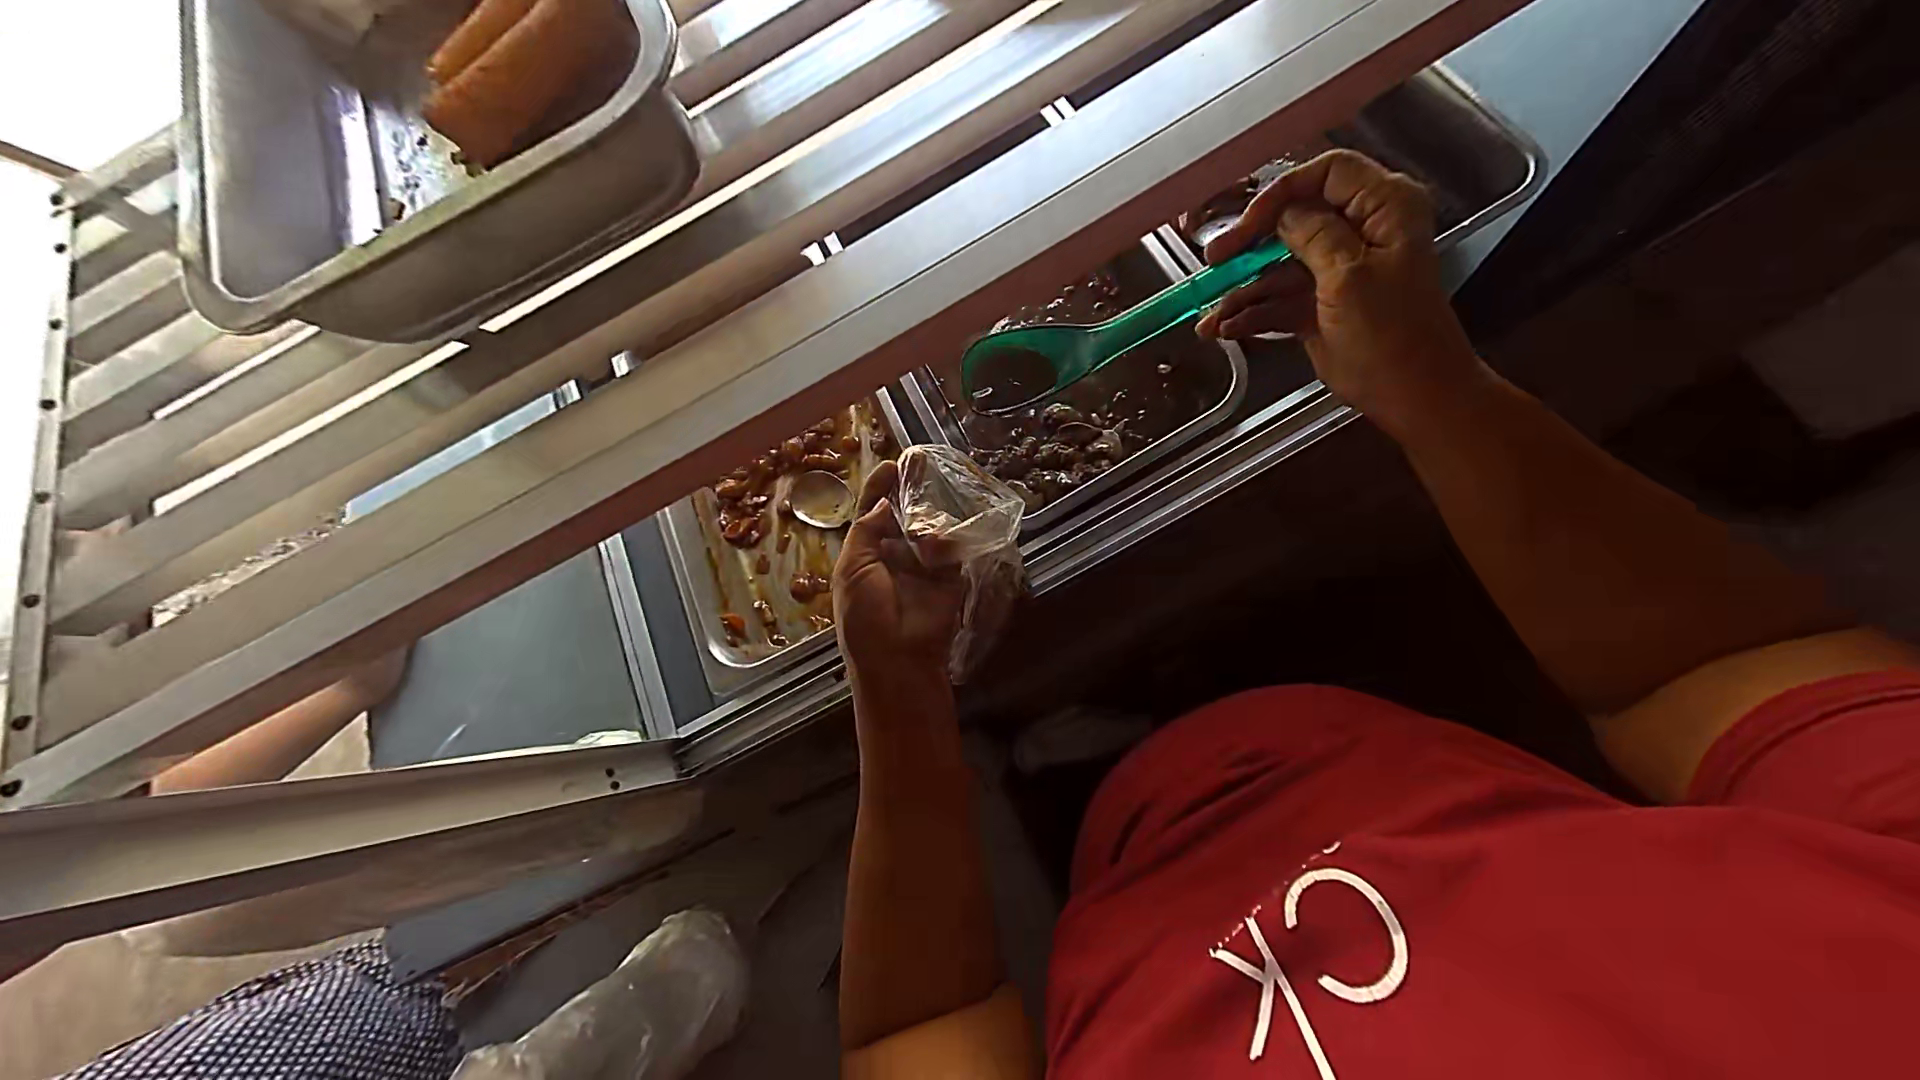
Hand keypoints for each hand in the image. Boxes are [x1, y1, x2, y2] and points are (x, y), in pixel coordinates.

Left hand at [833, 460, 965, 687]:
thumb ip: (866, 531)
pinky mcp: (951, 575)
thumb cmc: (865, 616)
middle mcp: (895, 555)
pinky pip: (952, 546)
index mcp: (866, 554)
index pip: (873, 512)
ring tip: (929, 505)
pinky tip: (937, 541)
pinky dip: (948, 538)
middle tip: (923, 464)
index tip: (891, 464)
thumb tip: (881, 502)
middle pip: (905, 514)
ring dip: (929, 515)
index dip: (880, 488)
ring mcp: (924, 565)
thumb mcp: (851, 569)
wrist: (899, 659)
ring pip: (930, 526)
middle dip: (912, 491)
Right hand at [1195, 149, 1487, 435]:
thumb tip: (1282, 213)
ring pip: (1276, 269)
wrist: (1409, 393)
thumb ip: (1315, 236)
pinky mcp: (1317, 307)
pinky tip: (1223, 331)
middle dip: (1249, 247)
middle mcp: (1359, 232)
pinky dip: (1250, 316)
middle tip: (1214, 264)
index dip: (1283, 193)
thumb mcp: (1349, 277)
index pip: (1327, 174)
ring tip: (1209, 320)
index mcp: (1382, 209)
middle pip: (1292, 222)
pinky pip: (1275, 302)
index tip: (1246, 225)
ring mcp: (1334, 272)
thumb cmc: (1390, 335)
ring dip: (1241, 293)